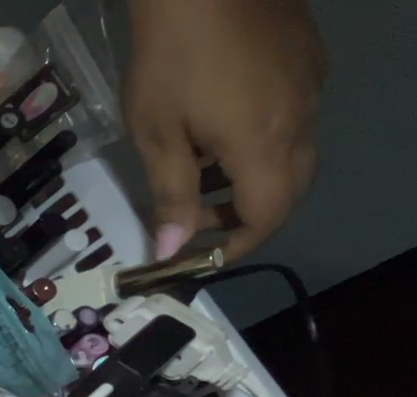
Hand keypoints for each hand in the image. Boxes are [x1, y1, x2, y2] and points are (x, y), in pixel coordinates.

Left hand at [126, 0, 324, 260]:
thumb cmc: (170, 65)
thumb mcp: (156, 138)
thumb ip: (170, 195)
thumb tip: (172, 249)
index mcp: (265, 142)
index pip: (269, 212)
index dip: (238, 243)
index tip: (202, 260)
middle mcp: (301, 118)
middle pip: (287, 188)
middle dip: (241, 218)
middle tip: (189, 228)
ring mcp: (310, 88)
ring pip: (289, 156)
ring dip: (244, 184)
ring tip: (190, 191)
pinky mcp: (304, 66)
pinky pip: (288, 124)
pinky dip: (252, 152)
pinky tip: (210, 147)